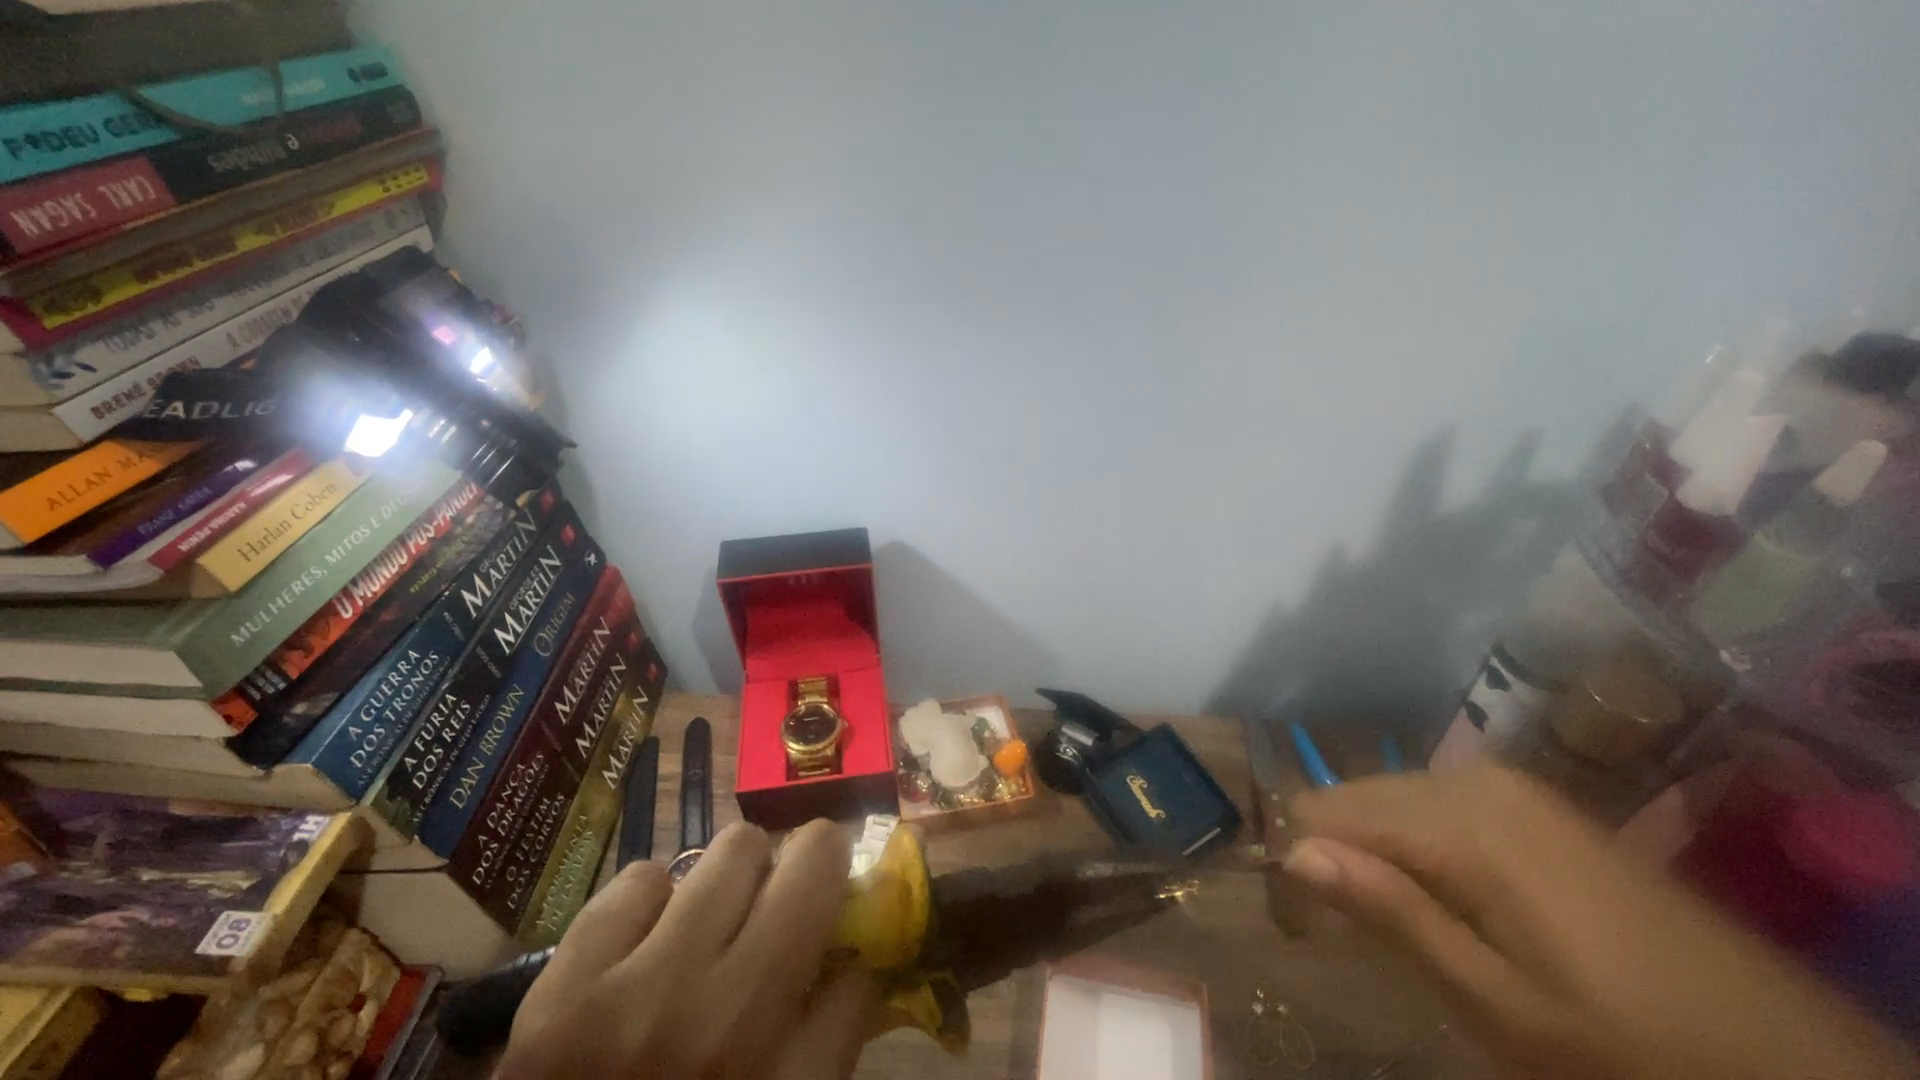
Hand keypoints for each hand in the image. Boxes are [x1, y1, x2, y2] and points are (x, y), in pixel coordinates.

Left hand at [498, 820, 877, 1079]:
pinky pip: (641, 878)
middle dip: (789, 872)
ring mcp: (628, 994)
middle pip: (788, 856)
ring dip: (724, 885)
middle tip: (768, 908)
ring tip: (700, 936)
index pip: (835, 900)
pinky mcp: (560, 988)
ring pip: (724, 853)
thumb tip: (856, 935)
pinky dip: (652, 904)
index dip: (839, 885)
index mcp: (777, 1057)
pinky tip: (640, 952)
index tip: (832, 895)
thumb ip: (837, 1024)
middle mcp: (710, 1011)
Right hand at [1285, 765, 1916, 1079]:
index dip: (1305, 866)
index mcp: (1460, 821)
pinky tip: (1455, 905)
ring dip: (1381, 856)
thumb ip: (1391, 915)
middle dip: (1341, 857)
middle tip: (1366, 939)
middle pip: (1354, 797)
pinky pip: (1438, 806)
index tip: (1317, 927)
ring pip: (1391, 800)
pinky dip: (1422, 849)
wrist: (1776, 1049)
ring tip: (1412, 927)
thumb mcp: (1495, 1002)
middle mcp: (1476, 780)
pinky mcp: (1535, 804)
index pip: (1322, 810)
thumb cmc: (1620, 1038)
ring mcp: (1511, 787)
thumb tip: (1292, 852)